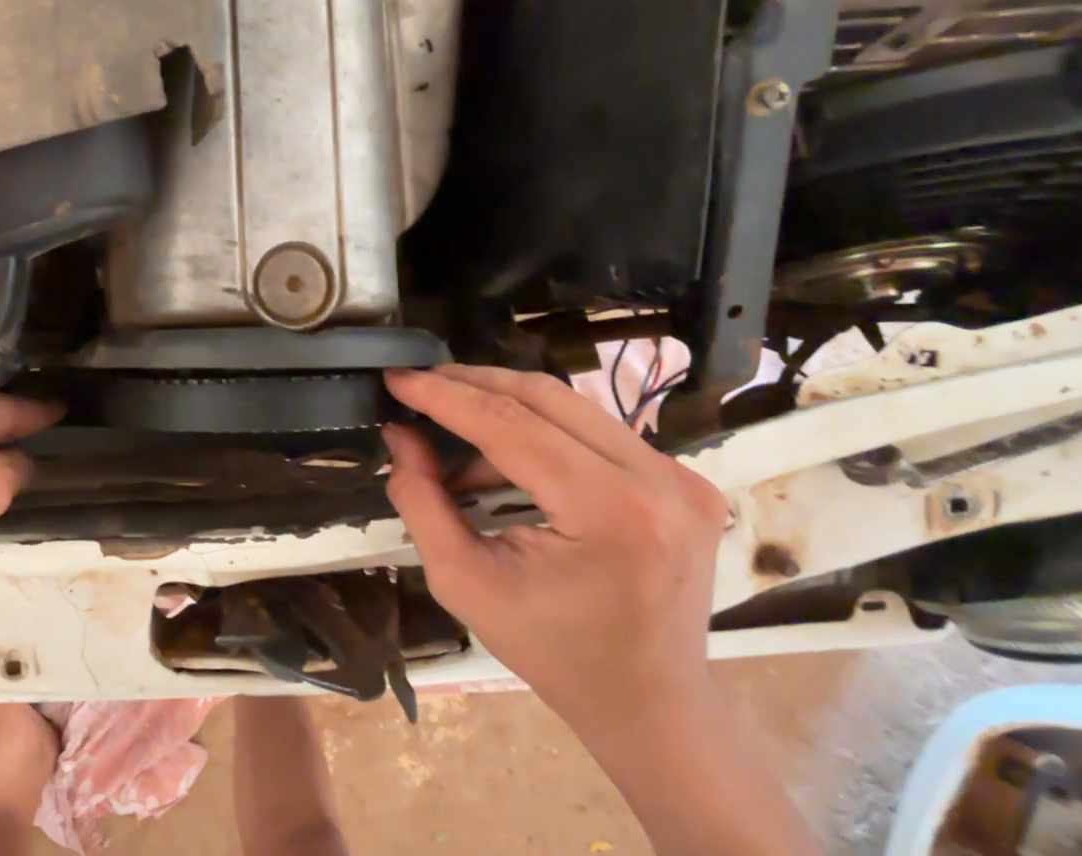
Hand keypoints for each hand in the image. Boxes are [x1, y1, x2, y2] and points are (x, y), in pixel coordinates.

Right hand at [381, 365, 729, 736]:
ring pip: (571, 407)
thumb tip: (400, 435)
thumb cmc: (550, 652)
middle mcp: (659, 479)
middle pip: (547, 397)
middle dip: (472, 384)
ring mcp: (682, 476)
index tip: (397, 379)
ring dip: (503, 409)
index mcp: (612, 510)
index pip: (511, 424)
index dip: (445, 396)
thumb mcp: (463, 581)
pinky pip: (594, 432)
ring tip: (452, 436)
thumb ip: (422, 502)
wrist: (649, 702)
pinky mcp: (684, 480)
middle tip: (418, 386)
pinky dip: (540, 433)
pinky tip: (503, 462)